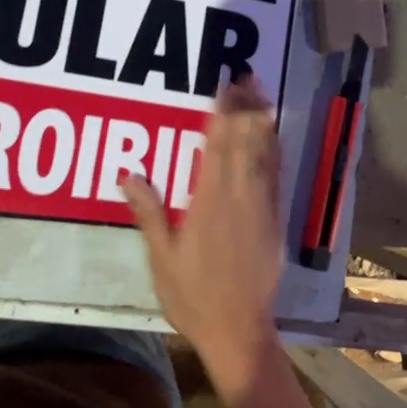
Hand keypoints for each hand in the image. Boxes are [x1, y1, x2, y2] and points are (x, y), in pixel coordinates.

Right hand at [124, 76, 284, 402]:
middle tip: (247, 75)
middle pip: (248, 141)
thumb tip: (129, 174)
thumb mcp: (162, 259)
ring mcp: (262, 208)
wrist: (239, 331)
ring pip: (267, 154)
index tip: (224, 84)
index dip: (223, 112)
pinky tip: (272, 138)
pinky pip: (276, 175)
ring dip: (264, 121)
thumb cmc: (193, 297)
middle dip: (248, 106)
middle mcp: (241, 197)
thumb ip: (148, 214)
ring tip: (262, 94)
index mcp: (210, 203)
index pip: (218, 146)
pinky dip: (274, 150)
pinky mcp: (275, 221)